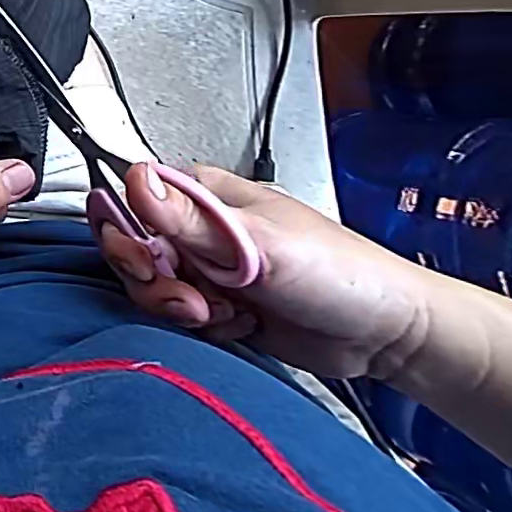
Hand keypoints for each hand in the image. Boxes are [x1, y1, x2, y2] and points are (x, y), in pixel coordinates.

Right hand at [99, 162, 436, 379]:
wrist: (384, 333)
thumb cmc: (337, 272)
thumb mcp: (257, 242)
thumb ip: (189, 216)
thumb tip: (136, 178)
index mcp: (200, 194)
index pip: (131, 203)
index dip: (127, 236)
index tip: (149, 263)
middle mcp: (197, 226)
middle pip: (135, 249)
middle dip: (154, 281)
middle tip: (190, 297)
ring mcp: (206, 264)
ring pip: (153, 285)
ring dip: (178, 306)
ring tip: (218, 311)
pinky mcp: (215, 300)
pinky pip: (178, 314)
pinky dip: (200, 325)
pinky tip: (235, 322)